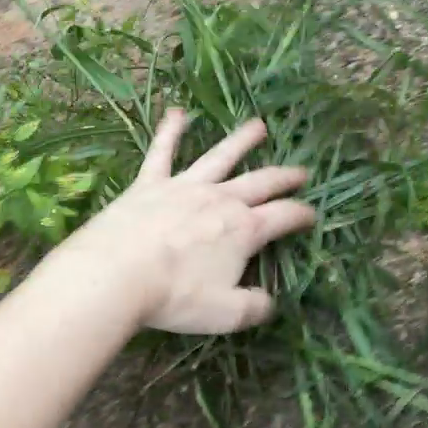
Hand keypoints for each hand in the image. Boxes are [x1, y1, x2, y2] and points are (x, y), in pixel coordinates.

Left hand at [51, 110, 316, 334]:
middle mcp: (221, 200)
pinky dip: (170, 131)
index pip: (283, 217)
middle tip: (301, 171)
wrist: (116, 274)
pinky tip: (176, 113)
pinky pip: (162, 152)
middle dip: (284, 177)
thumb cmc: (175, 296)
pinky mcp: (150, 184)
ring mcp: (185, 187)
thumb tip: (269, 302)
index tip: (311, 214)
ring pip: (220, 157)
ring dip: (241, 141)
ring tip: (258, 126)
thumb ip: (254, 307)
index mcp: (244, 230)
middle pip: (261, 182)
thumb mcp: (226, 313)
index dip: (301, 215)